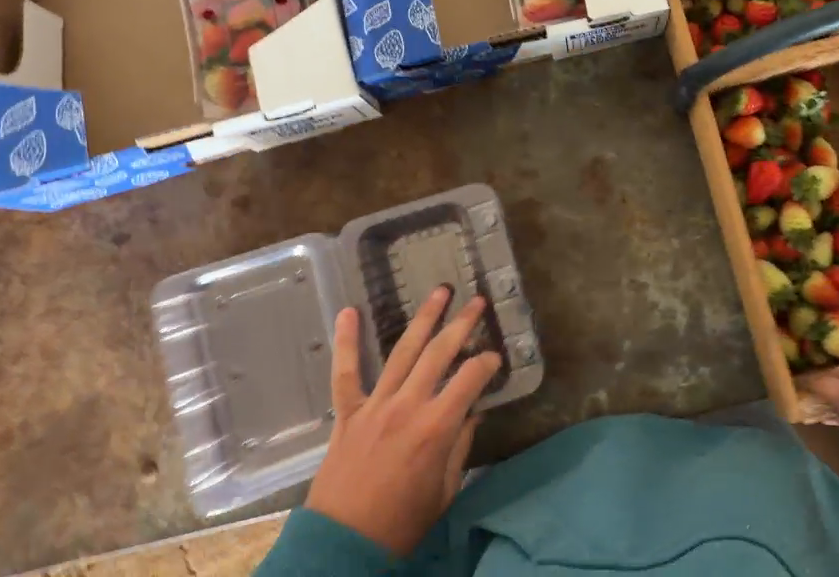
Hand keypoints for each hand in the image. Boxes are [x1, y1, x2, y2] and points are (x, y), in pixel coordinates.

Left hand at [305, 287, 501, 556]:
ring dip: (424, 318)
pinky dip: (346, 341)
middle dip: (462, 324)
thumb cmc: (402, 523)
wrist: (343, 545)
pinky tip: (347, 311)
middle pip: (440, 353)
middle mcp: (407, 406)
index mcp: (436, 427)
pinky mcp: (348, 413)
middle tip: (478, 301)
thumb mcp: (445, 489)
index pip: (471, 379)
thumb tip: (472, 413)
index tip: (495, 357)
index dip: (487, 364)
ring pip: (403, 351)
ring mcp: (375, 405)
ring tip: (440, 292)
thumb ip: (460, 445)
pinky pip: (346, 373)